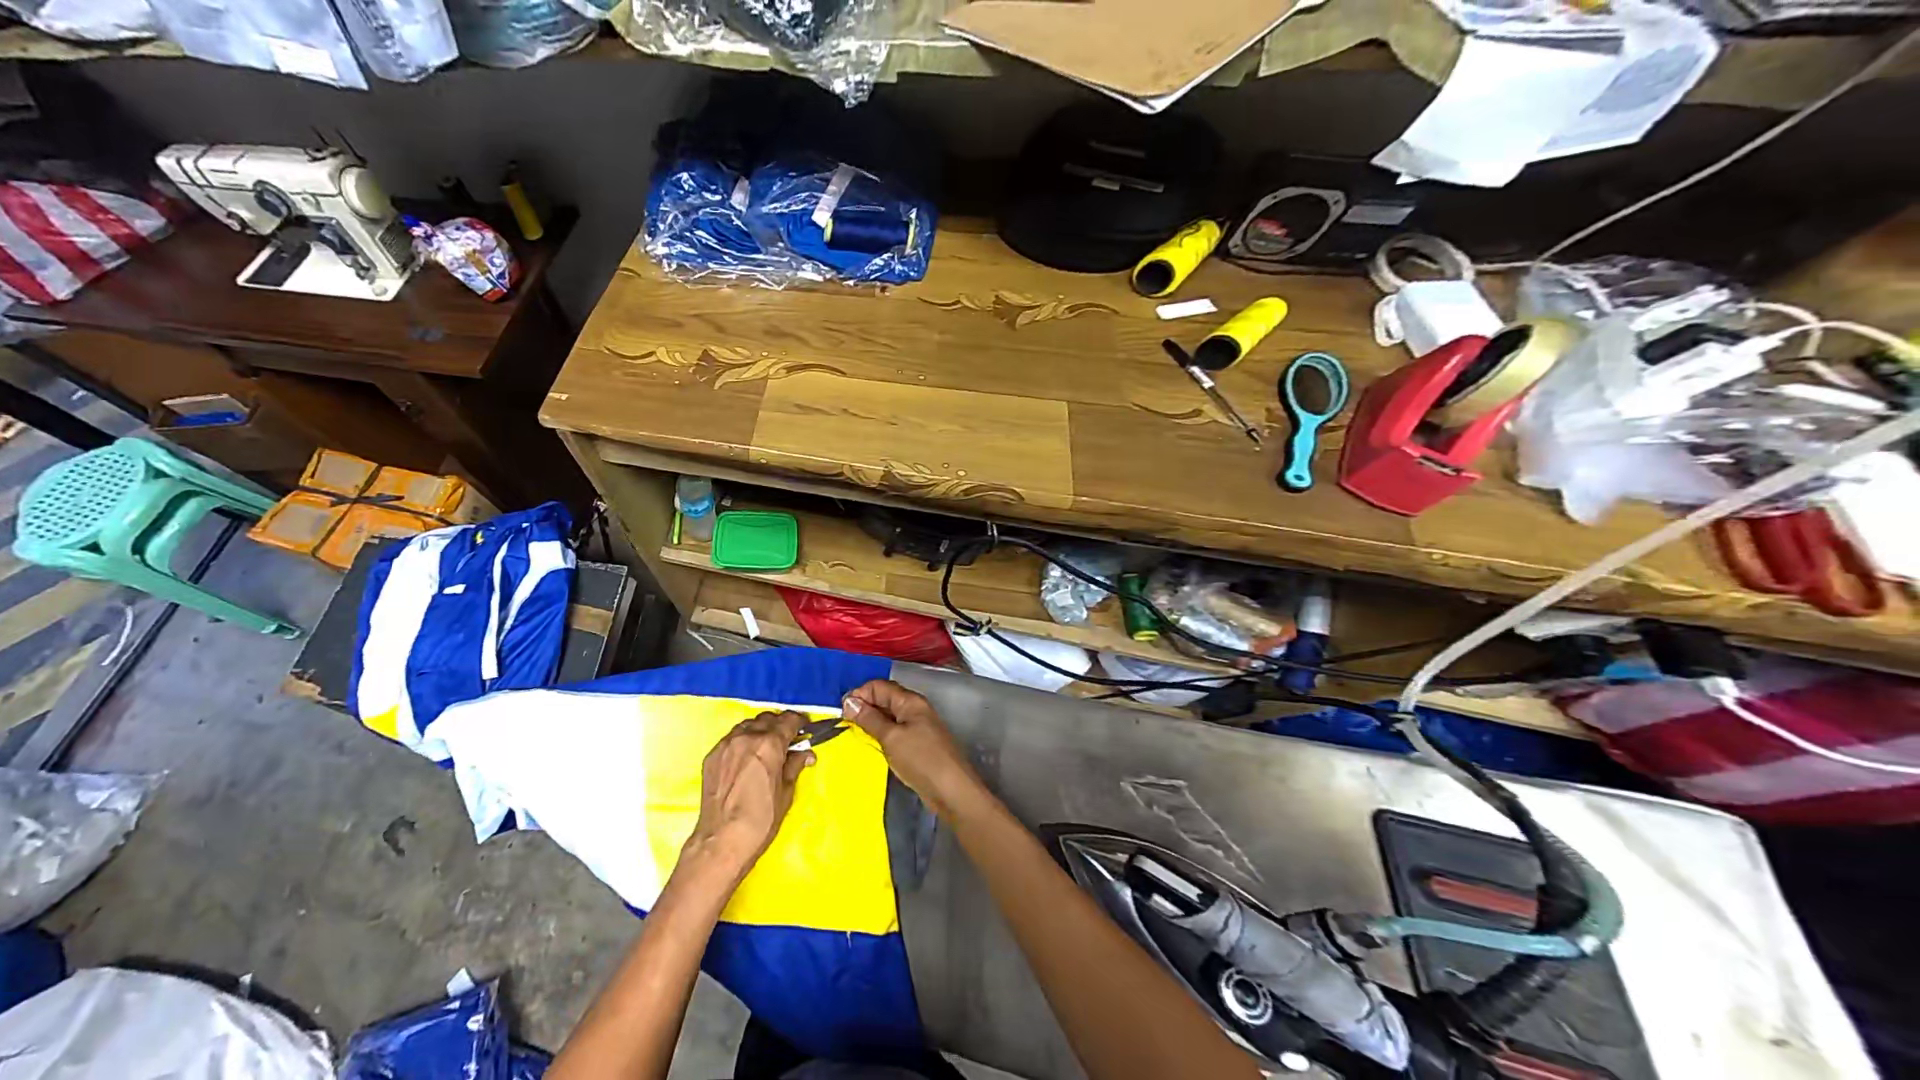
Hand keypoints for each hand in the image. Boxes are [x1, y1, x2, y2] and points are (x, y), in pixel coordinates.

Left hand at [684, 711, 814, 879]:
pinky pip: (731, 739)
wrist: (722, 840)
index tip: (804, 728)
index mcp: (769, 744)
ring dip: (760, 730)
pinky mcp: (712, 756)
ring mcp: (726, 745)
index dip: (800, 722)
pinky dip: (743, 741)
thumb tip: (805, 754)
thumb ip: (794, 766)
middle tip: (788, 740)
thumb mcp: (786, 792)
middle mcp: (746, 738)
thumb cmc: (760, 819)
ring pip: (747, 725)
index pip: (788, 720)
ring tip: (766, 747)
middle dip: (780, 725)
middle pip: (767, 719)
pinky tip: (747, 757)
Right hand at [843, 680, 983, 818]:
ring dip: (871, 721)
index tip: (841, 710)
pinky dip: (881, 734)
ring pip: (889, 715)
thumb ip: (870, 719)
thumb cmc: (922, 760)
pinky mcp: (918, 743)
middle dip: (863, 706)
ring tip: (853, 733)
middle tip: (844, 722)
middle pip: (885, 698)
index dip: (859, 694)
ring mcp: (918, 726)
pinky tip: (871, 744)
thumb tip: (850, 701)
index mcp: (910, 701)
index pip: (879, 686)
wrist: (951, 790)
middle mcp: (915, 709)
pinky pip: (895, 731)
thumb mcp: (891, 737)